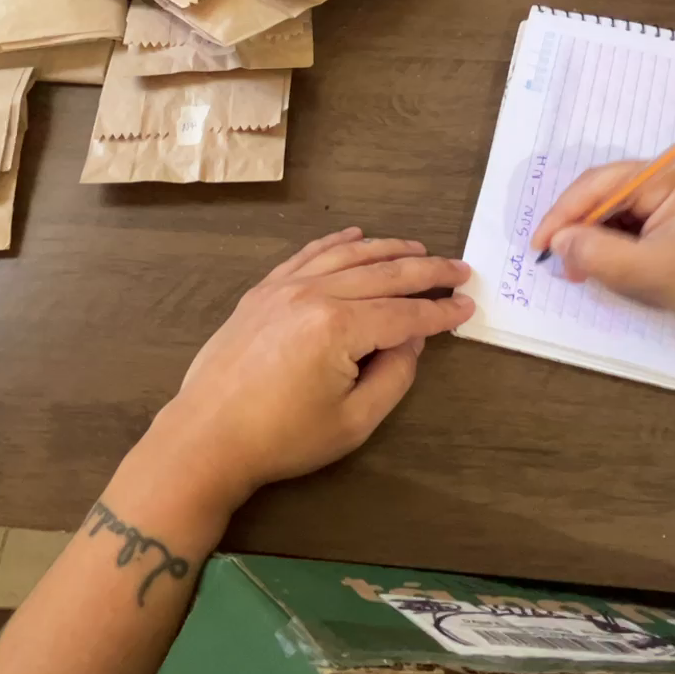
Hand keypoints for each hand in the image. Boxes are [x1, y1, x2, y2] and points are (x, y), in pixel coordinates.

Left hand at [145, 228, 474, 507]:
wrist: (206, 438)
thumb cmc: (282, 438)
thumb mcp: (353, 421)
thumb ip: (394, 375)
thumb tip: (412, 338)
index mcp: (339, 326)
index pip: (405, 313)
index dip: (440, 312)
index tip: (468, 306)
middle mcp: (315, 293)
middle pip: (384, 274)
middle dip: (427, 271)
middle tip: (459, 269)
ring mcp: (285, 286)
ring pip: (348, 255)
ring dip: (388, 249)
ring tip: (418, 249)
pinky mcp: (263, 289)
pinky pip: (308, 254)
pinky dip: (337, 242)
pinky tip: (356, 235)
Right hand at [529, 157, 674, 340]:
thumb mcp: (653, 271)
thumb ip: (598, 254)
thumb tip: (558, 241)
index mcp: (669, 174)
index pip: (598, 184)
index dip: (562, 215)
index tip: (538, 247)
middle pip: (611, 193)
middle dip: (581, 227)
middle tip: (562, 264)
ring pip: (627, 210)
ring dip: (602, 237)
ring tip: (587, 269)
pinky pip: (647, 222)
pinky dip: (626, 243)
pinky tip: (618, 265)